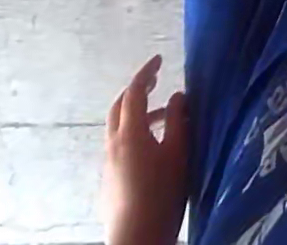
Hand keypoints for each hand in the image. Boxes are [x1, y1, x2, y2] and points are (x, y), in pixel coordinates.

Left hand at [102, 55, 187, 244]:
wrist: (137, 242)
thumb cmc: (161, 195)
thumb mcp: (178, 152)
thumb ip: (177, 119)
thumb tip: (177, 96)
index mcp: (130, 133)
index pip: (134, 91)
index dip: (146, 72)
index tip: (159, 59)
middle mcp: (113, 144)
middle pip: (119, 107)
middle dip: (136, 90)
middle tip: (155, 81)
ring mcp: (108, 164)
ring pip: (119, 127)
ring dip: (138, 113)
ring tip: (164, 117)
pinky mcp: (109, 181)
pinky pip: (120, 144)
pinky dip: (135, 132)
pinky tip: (154, 147)